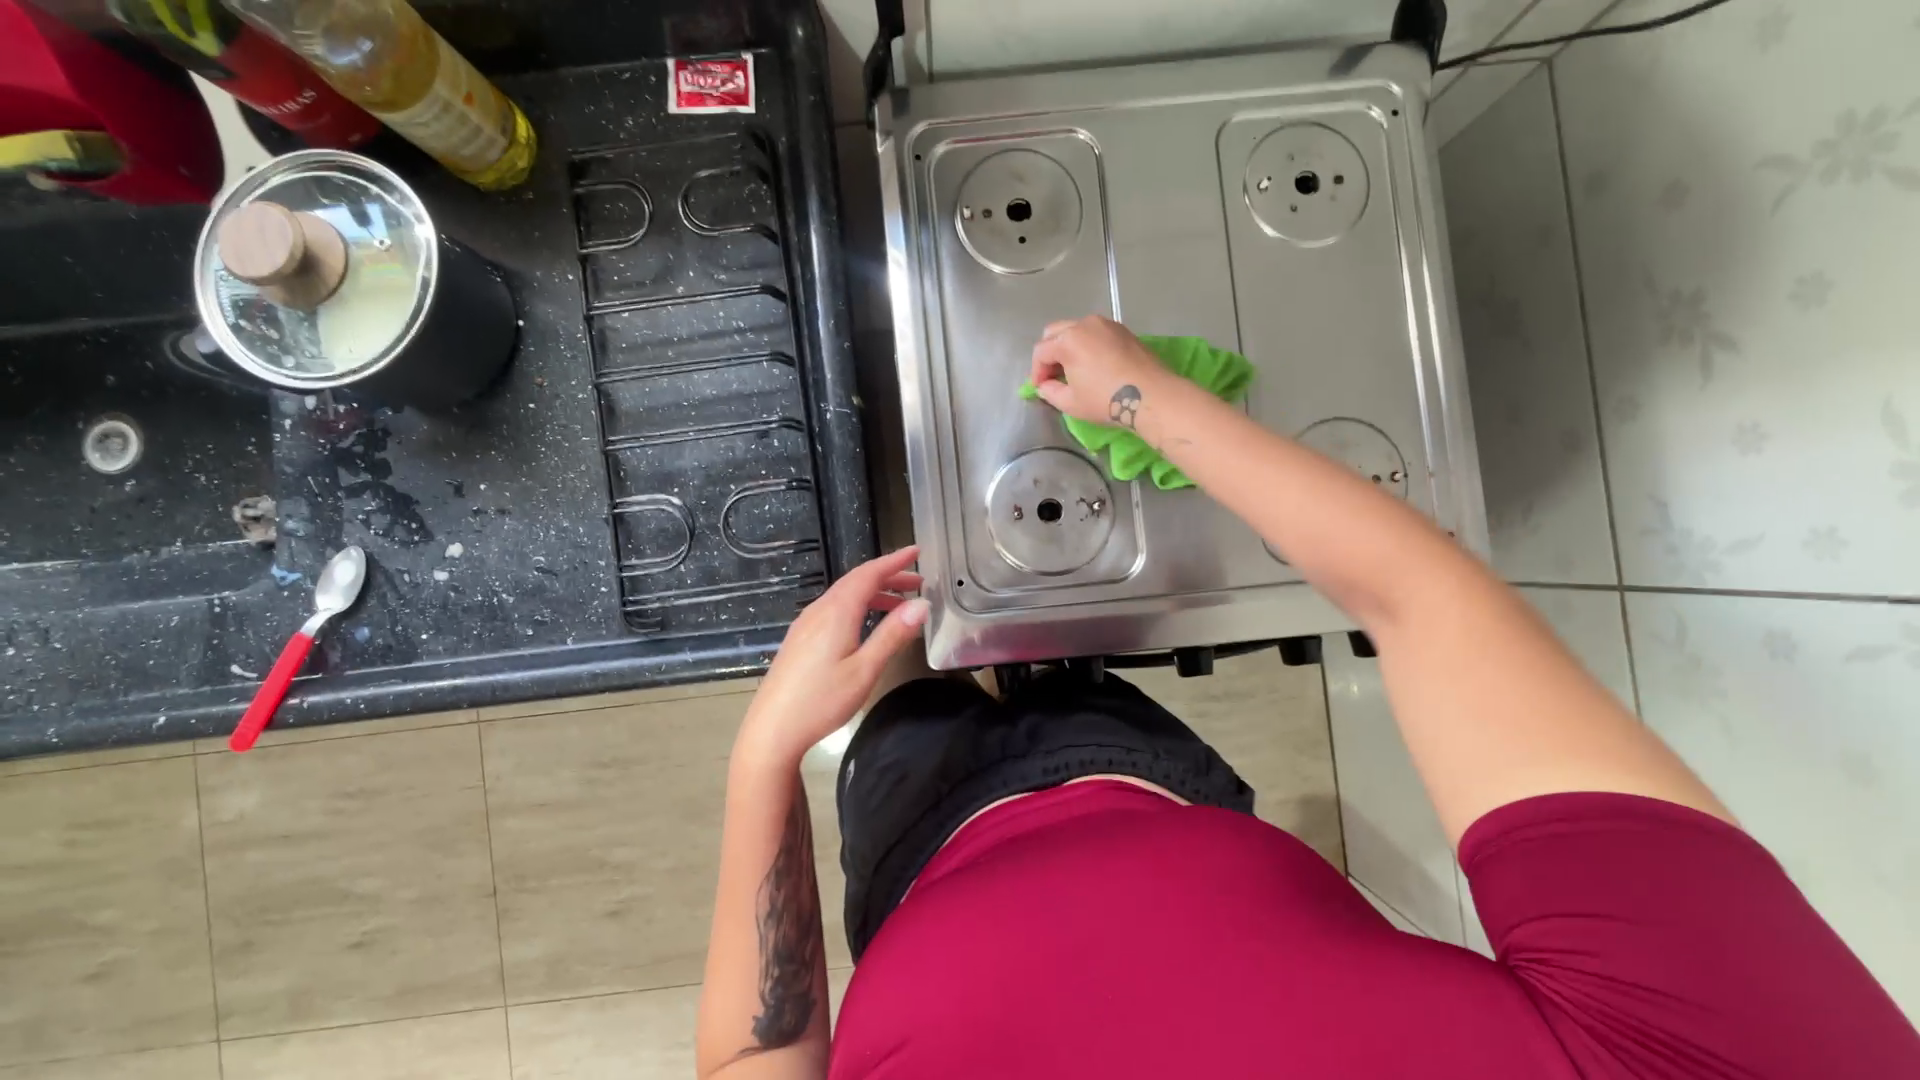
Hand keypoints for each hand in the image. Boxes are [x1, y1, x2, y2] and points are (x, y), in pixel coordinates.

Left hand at [735, 546, 928, 767]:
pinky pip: (832, 610)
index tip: (916, 551)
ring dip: (873, 594)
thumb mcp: (865, 670)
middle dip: (888, 577)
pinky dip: (857, 607)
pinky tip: (865, 625)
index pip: (869, 574)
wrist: (772, 730)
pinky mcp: (799, 640)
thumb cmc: (822, 701)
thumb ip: (892, 635)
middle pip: (856, 582)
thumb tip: (921, 605)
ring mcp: (805, 625)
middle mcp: (818, 610)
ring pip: (843, 596)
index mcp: (836, 612)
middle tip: (917, 582)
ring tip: (899, 606)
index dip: (894, 561)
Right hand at [1028, 315, 1166, 428]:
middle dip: (1050, 353)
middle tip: (1054, 376)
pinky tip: (1094, 364)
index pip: (1041, 351)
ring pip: (1077, 329)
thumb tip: (1045, 386)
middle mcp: (1085, 324)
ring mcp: (1106, 324)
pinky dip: (1088, 344)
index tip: (1040, 388)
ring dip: (1068, 346)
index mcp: (1068, 340)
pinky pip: (1096, 333)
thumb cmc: (1106, 400)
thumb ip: (1050, 392)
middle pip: (1055, 332)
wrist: (1150, 395)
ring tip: (1074, 370)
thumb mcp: (1070, 403)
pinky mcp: (1123, 330)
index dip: (1036, 371)